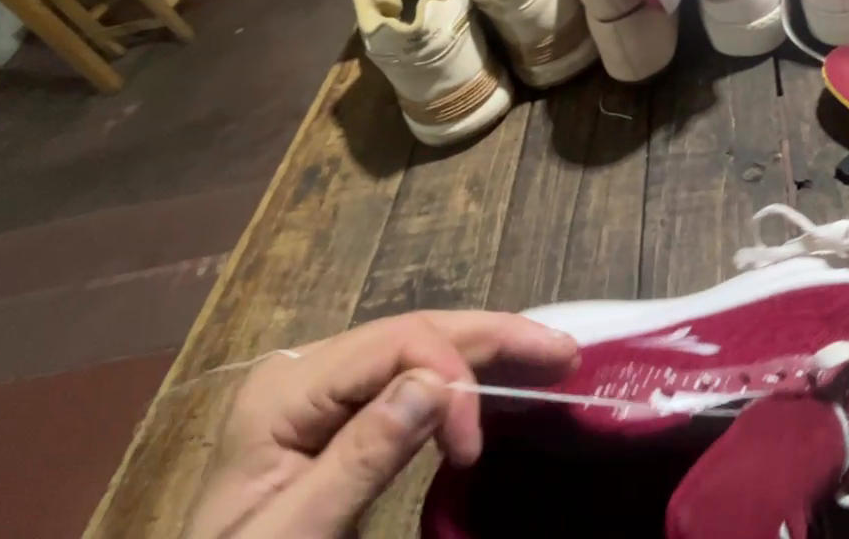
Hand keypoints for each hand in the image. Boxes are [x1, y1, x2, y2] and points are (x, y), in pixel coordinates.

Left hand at [184, 311, 578, 538]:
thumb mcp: (293, 537)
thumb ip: (360, 459)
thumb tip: (434, 383)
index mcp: (286, 388)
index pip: (392, 344)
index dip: (450, 377)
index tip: (474, 450)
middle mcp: (308, 367)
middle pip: (414, 330)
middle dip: (492, 336)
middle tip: (561, 351)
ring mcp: (325, 383)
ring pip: (421, 342)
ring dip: (488, 347)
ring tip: (551, 351)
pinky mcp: (342, 405)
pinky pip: (412, 372)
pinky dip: (465, 371)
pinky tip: (505, 370)